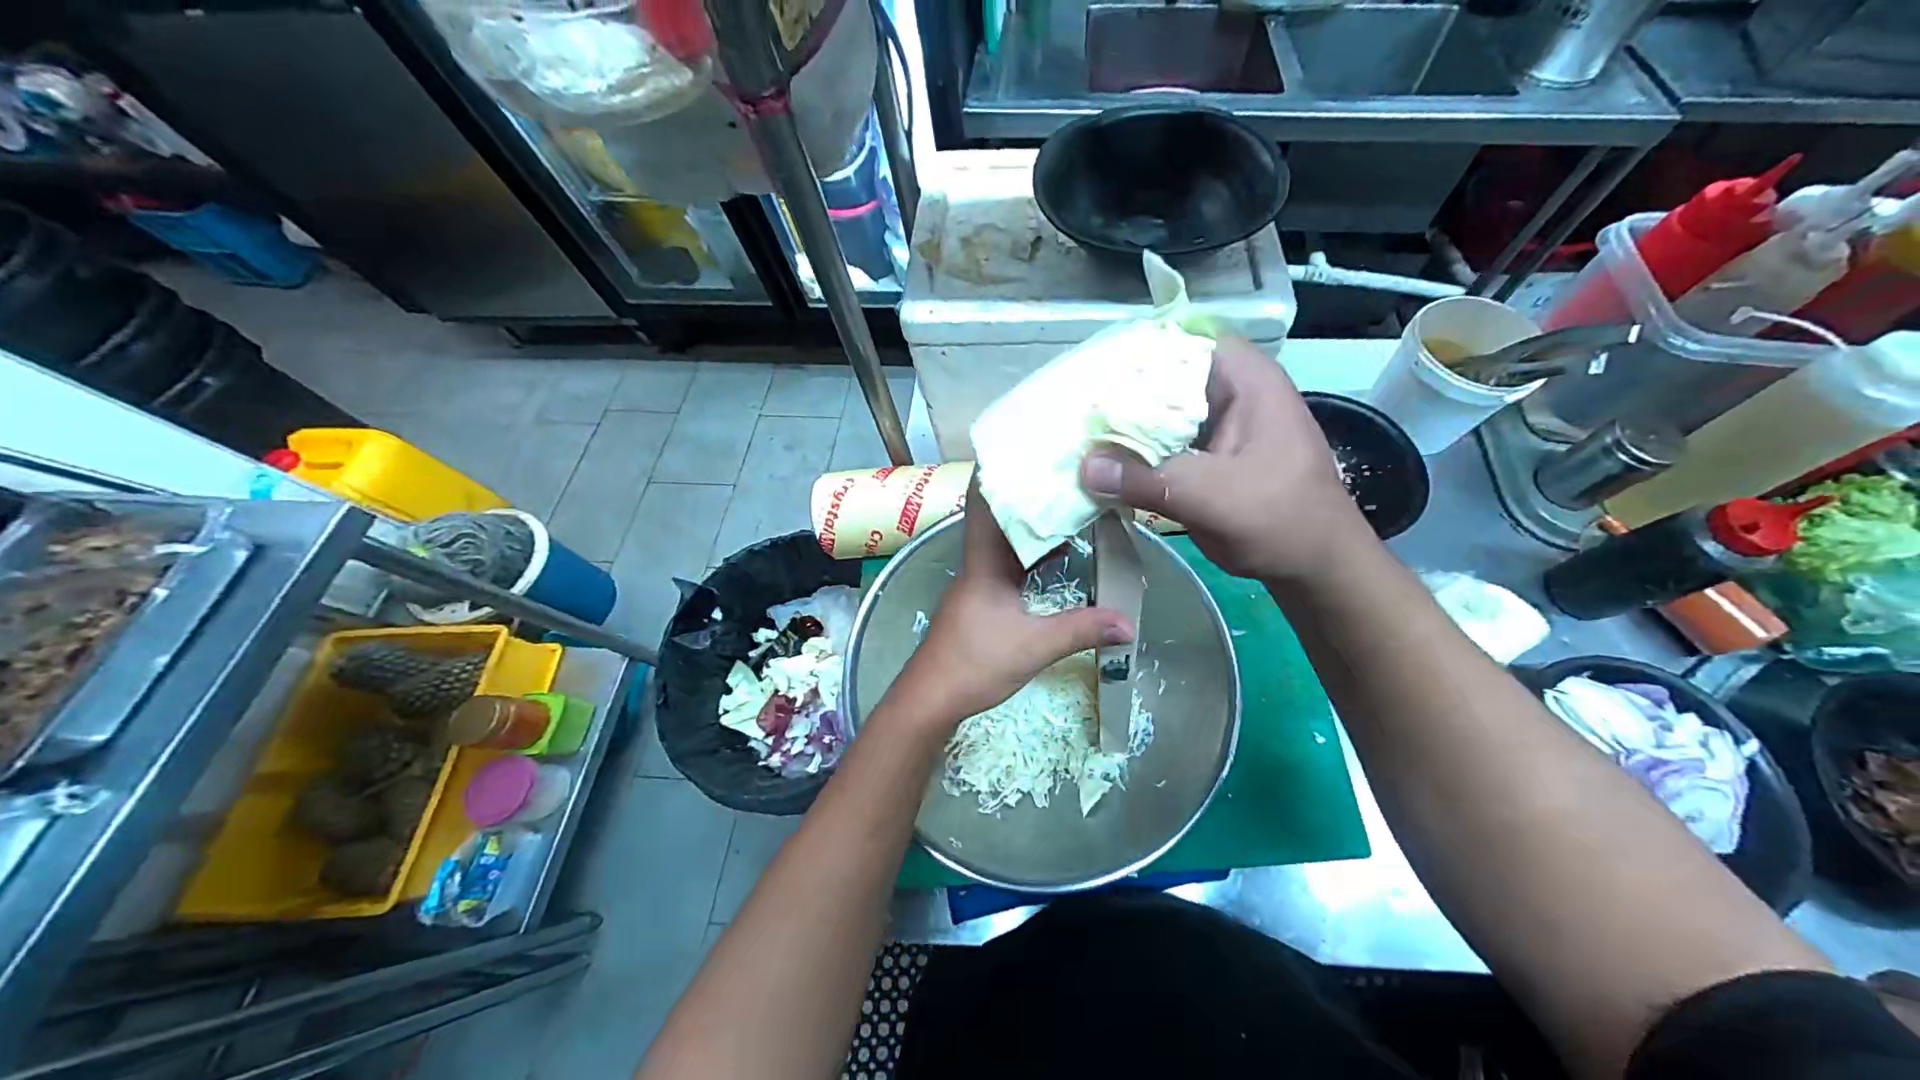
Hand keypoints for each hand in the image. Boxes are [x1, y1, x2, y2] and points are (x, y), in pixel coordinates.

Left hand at [890, 487, 1134, 727]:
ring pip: (1003, 544)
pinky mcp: (979, 604)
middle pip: (998, 519)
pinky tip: (1051, 560)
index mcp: (984, 564)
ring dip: (1028, 527)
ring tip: (1064, 507)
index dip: (998, 475)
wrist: (930, 698)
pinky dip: (1027, 557)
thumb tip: (1129, 622)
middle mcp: (977, 567)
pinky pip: (1006, 566)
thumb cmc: (974, 663)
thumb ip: (1081, 630)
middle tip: (1060, 476)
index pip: (985, 506)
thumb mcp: (1034, 646)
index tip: (1022, 450)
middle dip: (1026, 497)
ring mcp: (976, 585)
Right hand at [1079, 336, 1370, 582]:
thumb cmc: (1283, 519)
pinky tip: (1094, 462)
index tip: (1090, 367)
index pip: (1182, 341)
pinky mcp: (1198, 458)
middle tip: (1070, 403)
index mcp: (1244, 380)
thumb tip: (1084, 466)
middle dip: (1118, 390)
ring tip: (1072, 430)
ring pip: (1156, 413)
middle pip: (1163, 376)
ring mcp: (1210, 427)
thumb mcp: (1217, 497)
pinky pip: (1156, 446)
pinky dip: (1129, 455)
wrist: (1312, 566)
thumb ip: (1150, 480)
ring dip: (1119, 425)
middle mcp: (1225, 394)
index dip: (1138, 349)